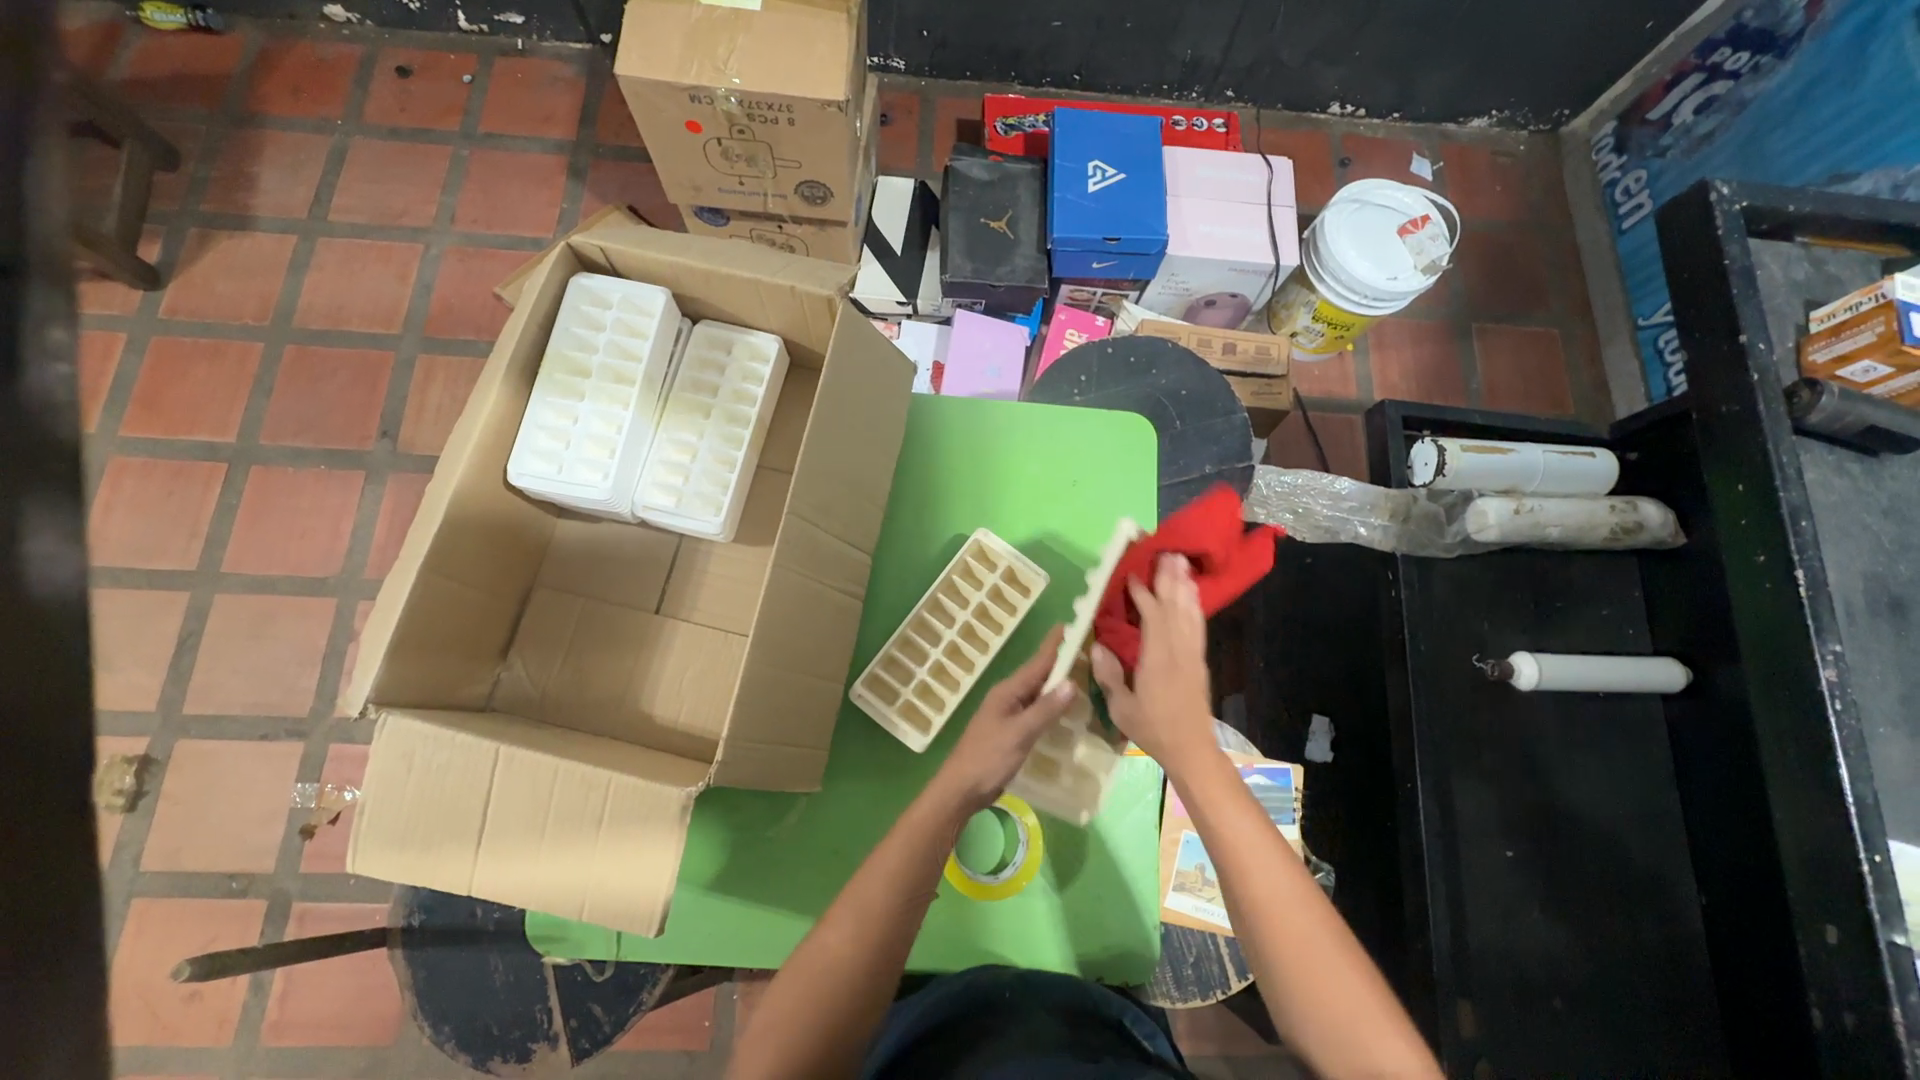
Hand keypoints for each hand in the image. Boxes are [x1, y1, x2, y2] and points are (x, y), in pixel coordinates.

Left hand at [933, 625, 1075, 813]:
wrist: (962, 789)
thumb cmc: (988, 758)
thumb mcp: (1019, 734)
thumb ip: (1045, 709)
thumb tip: (1071, 682)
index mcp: (1008, 691)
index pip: (1038, 662)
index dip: (1056, 644)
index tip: (1073, 623)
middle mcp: (1009, 697)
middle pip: (1040, 674)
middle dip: (1063, 661)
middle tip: (1091, 649)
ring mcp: (1010, 714)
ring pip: (1040, 693)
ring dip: (1060, 684)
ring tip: (1086, 675)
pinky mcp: (1013, 731)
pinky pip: (1038, 711)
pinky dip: (1054, 706)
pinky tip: (1069, 711)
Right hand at [1090, 554, 1217, 775]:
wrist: (1191, 749)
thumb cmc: (1153, 729)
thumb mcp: (1122, 708)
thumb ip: (1109, 677)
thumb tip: (1097, 647)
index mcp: (1158, 659)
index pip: (1153, 616)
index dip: (1144, 594)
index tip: (1133, 575)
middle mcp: (1178, 650)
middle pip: (1175, 606)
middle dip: (1170, 579)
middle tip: (1167, 553)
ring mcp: (1192, 655)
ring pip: (1190, 613)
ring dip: (1185, 587)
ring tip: (1181, 564)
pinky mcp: (1200, 661)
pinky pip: (1198, 626)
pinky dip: (1195, 606)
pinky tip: (1192, 596)